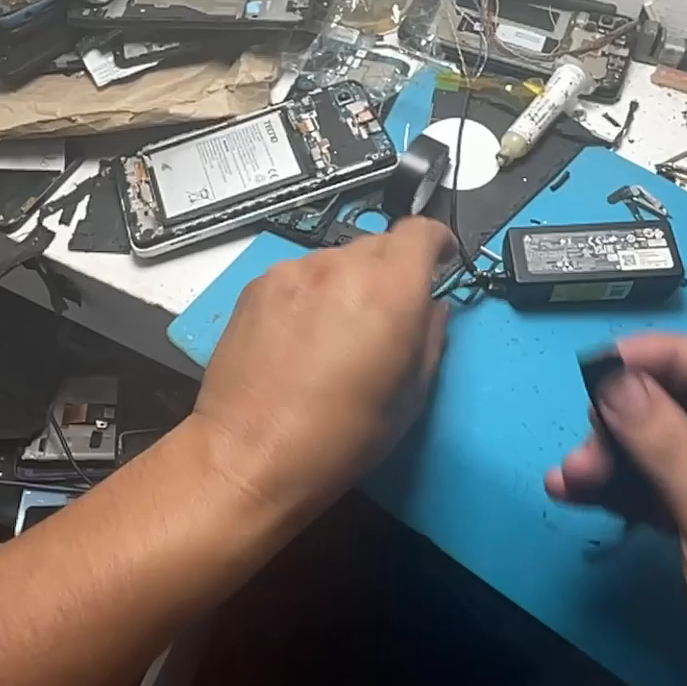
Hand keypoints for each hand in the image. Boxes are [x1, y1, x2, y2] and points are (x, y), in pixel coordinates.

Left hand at [188, 217, 454, 515]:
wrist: (248, 455)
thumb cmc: (339, 439)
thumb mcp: (409, 398)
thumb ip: (430, 338)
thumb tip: (431, 308)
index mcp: (389, 291)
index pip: (421, 230)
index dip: (435, 242)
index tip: (438, 260)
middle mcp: (341, 267)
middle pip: (380, 244)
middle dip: (392, 270)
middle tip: (386, 315)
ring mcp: (293, 272)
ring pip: (337, 259)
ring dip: (348, 283)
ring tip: (336, 331)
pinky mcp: (257, 285)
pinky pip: (299, 275)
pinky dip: (311, 293)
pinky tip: (300, 335)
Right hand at [547, 335, 686, 685]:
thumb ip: (665, 442)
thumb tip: (613, 377)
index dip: (656, 356)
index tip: (594, 366)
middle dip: (628, 420)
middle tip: (583, 445)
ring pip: (675, 449)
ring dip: (619, 458)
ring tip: (569, 480)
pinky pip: (674, 489)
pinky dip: (631, 491)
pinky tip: (583, 496)